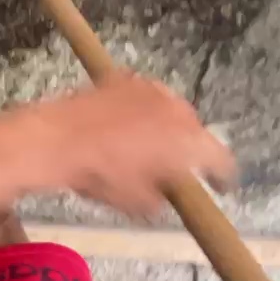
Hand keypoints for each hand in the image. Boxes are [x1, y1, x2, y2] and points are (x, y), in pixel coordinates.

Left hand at [15, 76, 235, 218]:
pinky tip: (125, 122)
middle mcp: (179, 110)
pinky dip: (140, 109)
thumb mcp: (136, 202)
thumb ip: (161, 199)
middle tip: (175, 165)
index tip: (219, 186)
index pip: (222, 160)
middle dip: (189, 147)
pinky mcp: (124, 78)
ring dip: (165, 125)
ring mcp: (151, 89)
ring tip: (148, 144)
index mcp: (191, 142)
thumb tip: (162, 197)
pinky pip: (142, 96)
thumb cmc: (100, 174)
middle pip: (195, 130)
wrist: (57, 137)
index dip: (222, 176)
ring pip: (170, 110)